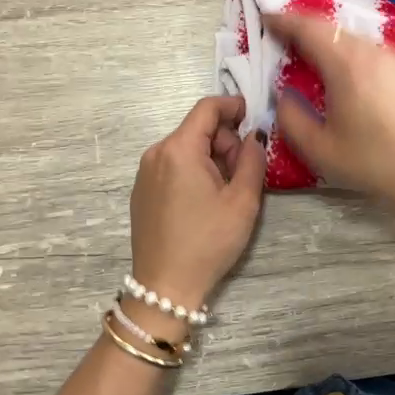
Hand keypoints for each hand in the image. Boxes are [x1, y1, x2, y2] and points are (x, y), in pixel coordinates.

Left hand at [128, 96, 266, 331]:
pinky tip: (205, 201)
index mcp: (179, 149)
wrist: (165, 288)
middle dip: (224, 141)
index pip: (207, 108)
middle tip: (243, 172)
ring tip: (226, 192)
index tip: (252, 115)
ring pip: (186, 147)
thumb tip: (253, 136)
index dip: (232, 106)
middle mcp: (156, 153)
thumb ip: (252, 159)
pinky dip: (193, 170)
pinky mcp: (142, 191)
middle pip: (197, 129)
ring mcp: (145, 172)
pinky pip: (172, 165)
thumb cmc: (208, 242)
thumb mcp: (242, 201)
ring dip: (210, 157)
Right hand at [264, 12, 394, 220]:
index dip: (283, 20)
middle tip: (280, 36)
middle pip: (329, 27)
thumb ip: (291, 118)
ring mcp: (393, 58)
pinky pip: (367, 49)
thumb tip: (284, 96)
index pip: (308, 27)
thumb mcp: (320, 149)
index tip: (265, 17)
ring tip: (307, 54)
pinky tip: (340, 73)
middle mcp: (370, 51)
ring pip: (350, 37)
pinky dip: (345, 51)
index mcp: (346, 63)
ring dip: (325, 40)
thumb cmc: (375, 162)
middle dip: (302, 27)